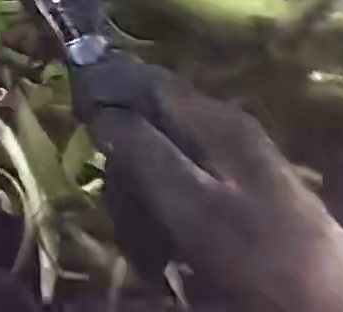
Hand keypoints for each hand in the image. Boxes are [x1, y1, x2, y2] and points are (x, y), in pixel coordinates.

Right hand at [74, 60, 342, 310]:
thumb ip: (145, 153)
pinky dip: (163, 211)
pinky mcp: (240, 192)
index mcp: (212, 121)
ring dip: (140, 197)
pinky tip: (167, 254)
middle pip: (147, 120)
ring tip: (146, 252)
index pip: (144, 79)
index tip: (74, 112)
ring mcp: (232, 160)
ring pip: (160, 155)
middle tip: (120, 218)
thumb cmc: (267, 263)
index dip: (105, 84)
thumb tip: (101, 113)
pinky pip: (182, 183)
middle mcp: (219, 128)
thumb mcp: (195, 210)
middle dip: (123, 163)